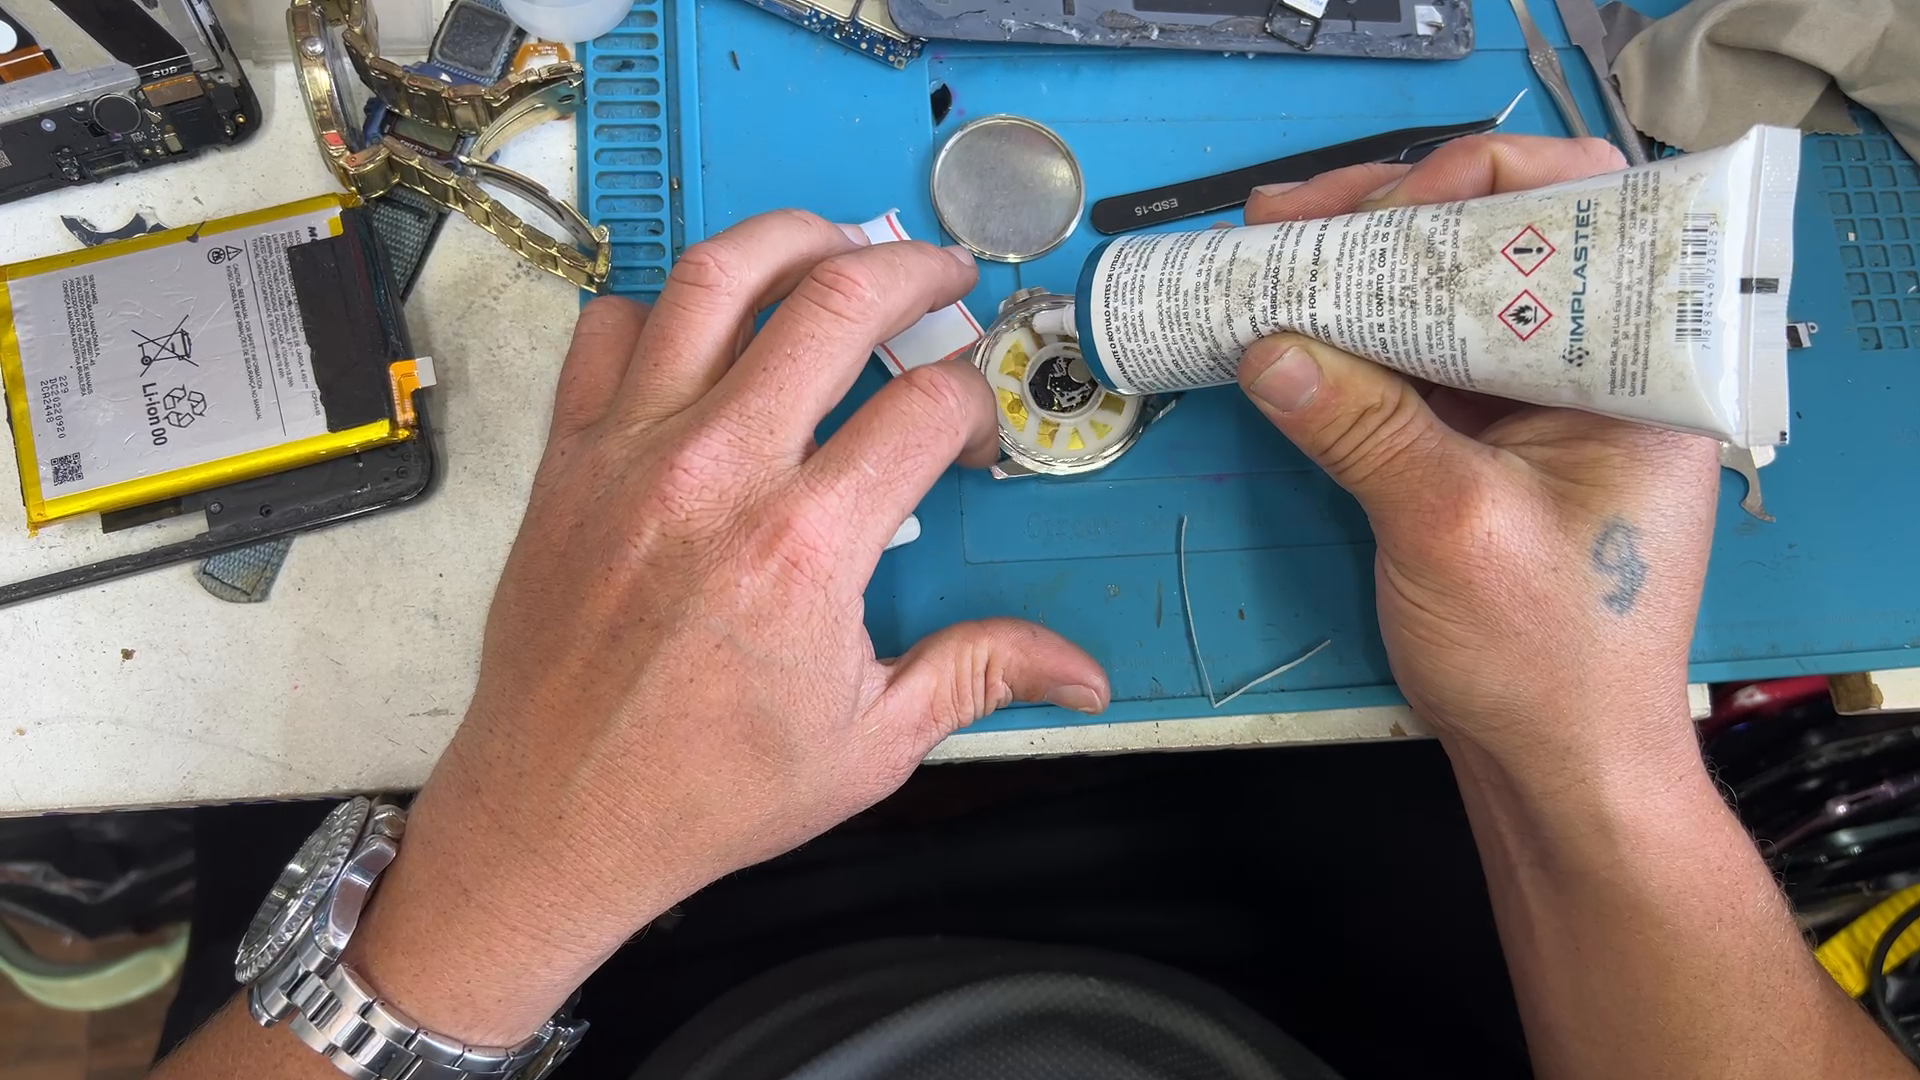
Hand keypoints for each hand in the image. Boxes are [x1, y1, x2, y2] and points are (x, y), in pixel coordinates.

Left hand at [344, 211, 1108, 1041]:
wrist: (557, 821)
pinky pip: (612, 330)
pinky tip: (707, 331)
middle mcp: (718, 473)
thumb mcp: (873, 743)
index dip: (973, 406)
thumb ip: (982, 673)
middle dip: (914, 272)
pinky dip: (667, 306)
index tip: (971, 439)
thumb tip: (1080, 674)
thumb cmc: (712, 791)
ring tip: (840, 243)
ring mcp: (632, 452)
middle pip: (837, 303)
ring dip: (794, 239)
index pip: (926, 408)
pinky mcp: (570, 459)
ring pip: (716, 279)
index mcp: (806, 546)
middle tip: (945, 276)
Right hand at [1238, 137, 1719, 777]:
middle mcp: (1584, 360)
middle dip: (1378, 221)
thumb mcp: (1450, 528)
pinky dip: (1339, 340)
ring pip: (1433, 299)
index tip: (1356, 218)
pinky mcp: (1464, 433)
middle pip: (1488, 242)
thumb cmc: (1539, 650)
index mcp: (1638, 361)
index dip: (1460, 191)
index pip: (1572, 208)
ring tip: (1263, 257)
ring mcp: (1518, 397)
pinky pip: (1400, 361)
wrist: (1546, 747)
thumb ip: (1363, 429)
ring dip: (1346, 276)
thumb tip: (1264, 350)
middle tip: (1276, 221)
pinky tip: (1283, 328)